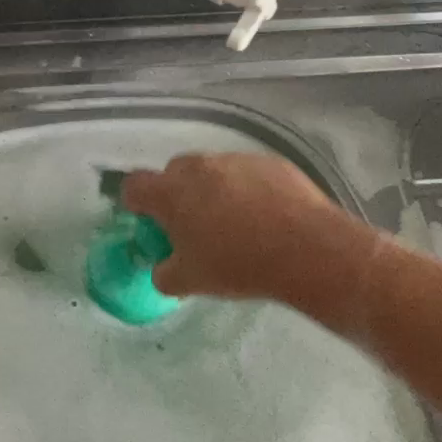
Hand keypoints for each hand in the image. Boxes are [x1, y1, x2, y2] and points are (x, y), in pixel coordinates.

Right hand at [122, 152, 377, 304]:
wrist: (307, 249)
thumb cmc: (237, 264)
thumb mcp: (190, 282)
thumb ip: (165, 274)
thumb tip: (163, 268)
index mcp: (170, 192)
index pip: (134, 185)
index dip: (135, 202)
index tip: (147, 221)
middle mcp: (198, 167)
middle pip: (173, 173)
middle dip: (176, 195)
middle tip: (192, 226)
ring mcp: (235, 159)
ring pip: (212, 171)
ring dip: (213, 191)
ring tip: (235, 224)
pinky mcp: (270, 161)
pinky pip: (246, 173)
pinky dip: (247, 189)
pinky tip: (266, 217)